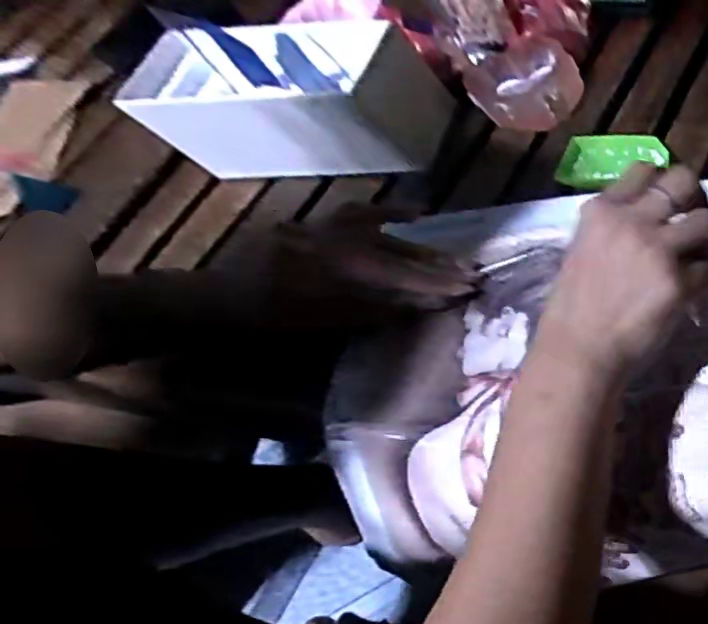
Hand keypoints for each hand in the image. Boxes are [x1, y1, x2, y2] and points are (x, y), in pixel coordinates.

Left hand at [260, 203, 480, 318]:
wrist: (225, 297)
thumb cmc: (282, 316)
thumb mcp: (338, 319)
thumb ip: (387, 308)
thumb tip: (433, 302)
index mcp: (343, 265)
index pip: (406, 274)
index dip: (442, 282)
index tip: (473, 288)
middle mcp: (338, 239)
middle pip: (401, 252)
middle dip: (441, 264)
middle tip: (475, 273)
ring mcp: (327, 229)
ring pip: (385, 235)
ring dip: (423, 247)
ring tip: (454, 256)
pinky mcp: (318, 227)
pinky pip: (359, 215)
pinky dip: (388, 214)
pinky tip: (414, 214)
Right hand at [537, 163, 707, 375]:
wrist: (583, 345)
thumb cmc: (579, 304)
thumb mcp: (587, 246)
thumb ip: (617, 227)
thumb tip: (650, 222)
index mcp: (604, 208)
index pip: (646, 169)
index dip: (667, 183)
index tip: (673, 202)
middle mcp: (633, 220)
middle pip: (684, 182)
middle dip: (697, 199)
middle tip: (696, 224)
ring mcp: (660, 250)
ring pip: (706, 223)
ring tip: (698, 259)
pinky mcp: (681, 282)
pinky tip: (695, 292)